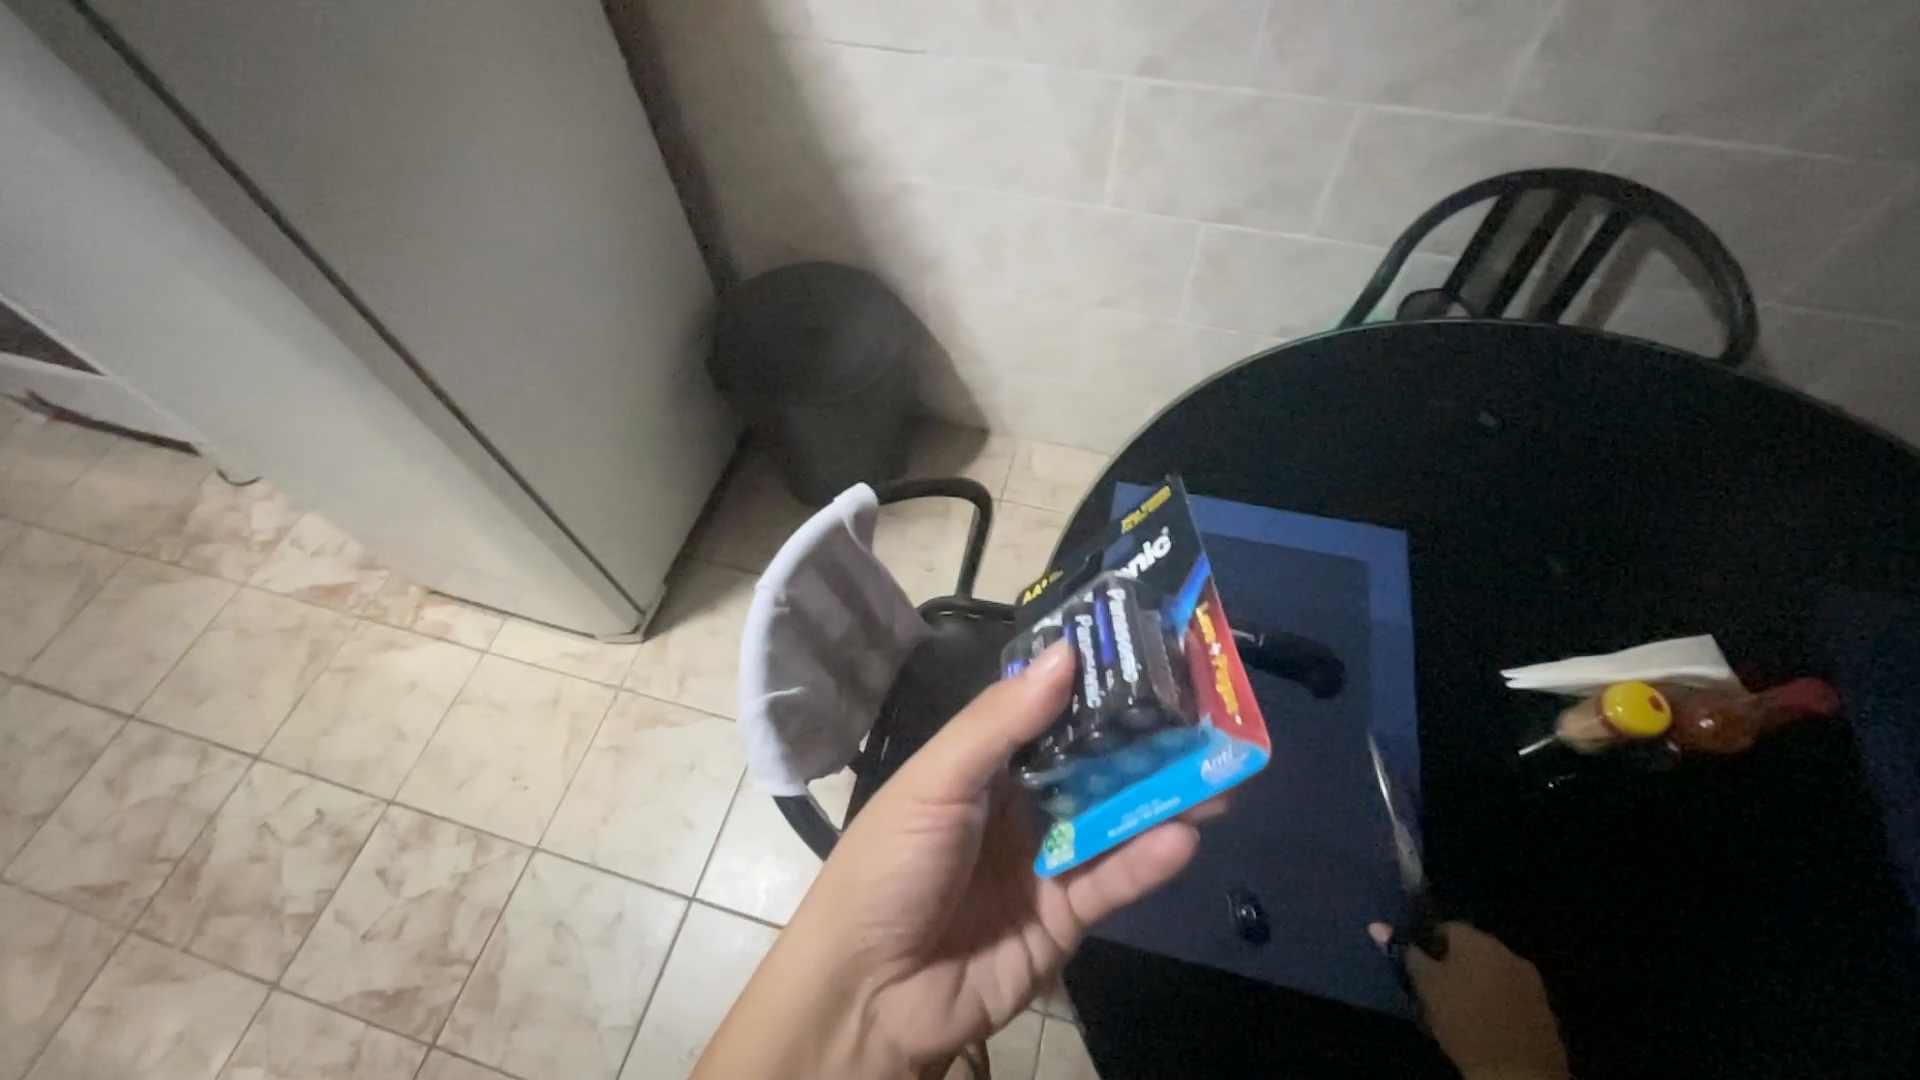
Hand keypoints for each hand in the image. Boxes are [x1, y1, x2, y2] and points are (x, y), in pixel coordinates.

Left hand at [696, 643, 1207, 1078]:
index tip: (1148, 656)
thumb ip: (1000, 723)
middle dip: (1145, 741)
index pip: (1048, 714)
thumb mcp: (935, 782)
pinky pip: (1111, 879)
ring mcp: (1044, 859)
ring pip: (1113, 818)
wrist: (869, 994)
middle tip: (1206, 714)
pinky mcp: (1064, 915)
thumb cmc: (890, 866)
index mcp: (982, 764)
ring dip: (1163, 795)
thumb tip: (1066, 654)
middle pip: (1091, 764)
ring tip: (1222, 771)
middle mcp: (1019, 803)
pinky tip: (1183, 836)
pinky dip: (1147, 859)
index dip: (1094, 687)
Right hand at [1369, 920, 1569, 1079]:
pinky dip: (1495, 1003)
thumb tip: (1378, 926)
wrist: (1519, 1074)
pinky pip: (1510, 995)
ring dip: (1475, 983)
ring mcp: (1530, 982)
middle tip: (1435, 989)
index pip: (1446, 927)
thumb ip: (1406, 953)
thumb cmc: (1464, 1021)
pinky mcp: (1544, 1010)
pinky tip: (1483, 1023)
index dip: (1428, 945)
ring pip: (1491, 972)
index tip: (1418, 967)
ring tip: (1457, 1009)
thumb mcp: (1425, 985)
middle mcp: (1507, 952)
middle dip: (1453, 964)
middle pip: (1471, 949)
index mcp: (1478, 941)